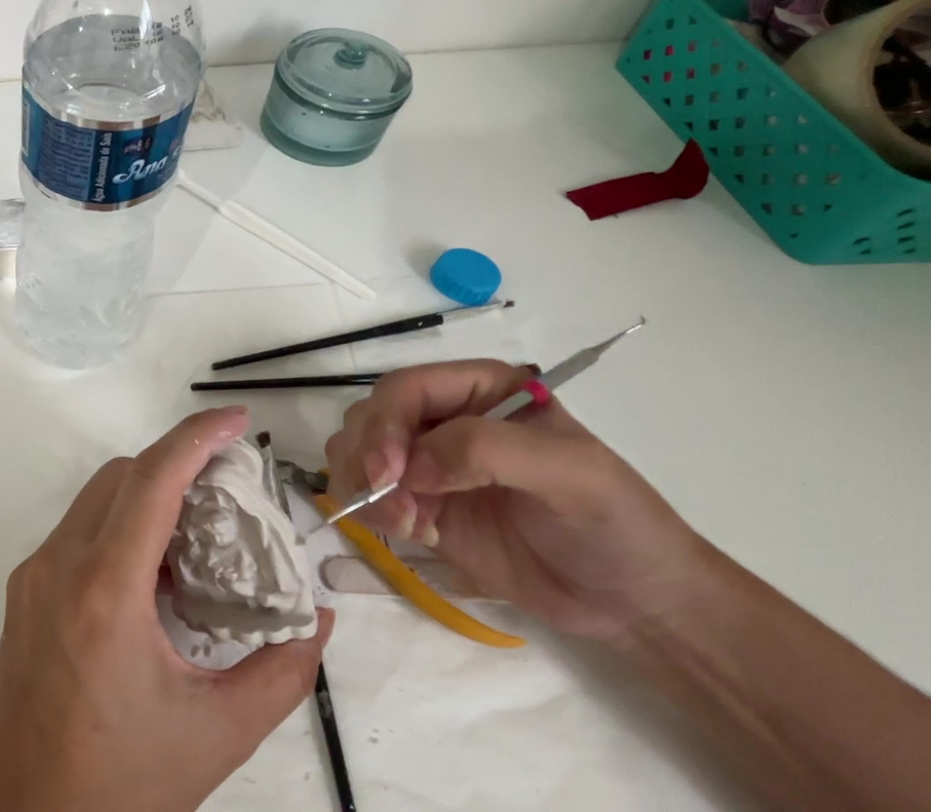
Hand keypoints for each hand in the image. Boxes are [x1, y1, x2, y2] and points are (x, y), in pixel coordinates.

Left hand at [0, 406, 334, 811]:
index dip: (195, 437)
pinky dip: (118, 529)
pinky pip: (76, 534)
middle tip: (231, 487)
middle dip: (176, 464)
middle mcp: (58, 567)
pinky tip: (155, 575)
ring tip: (200, 534)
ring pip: (93, 501)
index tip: (235, 419)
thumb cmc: (121, 780)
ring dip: (146, 497)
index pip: (150, 482)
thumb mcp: (218, 732)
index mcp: (104, 590)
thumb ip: (282, 670)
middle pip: (118, 478)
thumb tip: (320, 619)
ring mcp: (32, 578)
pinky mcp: (23, 595)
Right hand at [323, 360, 708, 642]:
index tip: (389, 474)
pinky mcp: (420, 506)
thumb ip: (488, 450)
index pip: (406, 388)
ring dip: (363, 484)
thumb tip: (412, 466)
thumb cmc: (615, 524)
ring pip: (356, 451)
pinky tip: (411, 532)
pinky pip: (366, 493)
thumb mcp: (569, 473)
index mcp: (483, 391)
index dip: (385, 424)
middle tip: (393, 506)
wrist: (633, 601)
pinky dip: (370, 510)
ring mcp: (430, 464)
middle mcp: (447, 419)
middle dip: (368, 457)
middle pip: (371, 416)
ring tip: (404, 523)